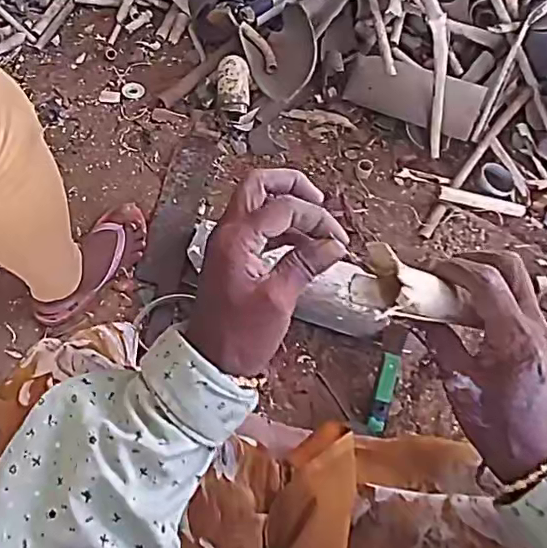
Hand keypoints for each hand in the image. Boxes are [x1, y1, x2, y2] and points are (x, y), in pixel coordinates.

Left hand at [187, 170, 349, 377]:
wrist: (210, 362)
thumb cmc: (238, 337)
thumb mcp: (278, 300)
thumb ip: (305, 264)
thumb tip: (333, 245)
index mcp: (237, 239)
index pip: (282, 207)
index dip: (314, 217)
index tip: (336, 237)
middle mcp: (228, 233)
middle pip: (258, 185)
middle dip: (292, 185)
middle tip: (320, 201)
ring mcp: (227, 243)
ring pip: (257, 203)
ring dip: (288, 206)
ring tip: (318, 227)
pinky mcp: (232, 256)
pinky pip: (258, 227)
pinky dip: (281, 227)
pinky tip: (304, 244)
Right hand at [420, 252, 546, 483]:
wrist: (531, 453)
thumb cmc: (495, 424)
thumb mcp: (458, 382)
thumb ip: (438, 341)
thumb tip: (414, 316)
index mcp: (513, 336)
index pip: (486, 280)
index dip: (454, 268)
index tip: (429, 270)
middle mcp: (533, 325)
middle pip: (510, 265)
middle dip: (474, 259)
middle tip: (443, 271)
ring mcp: (540, 328)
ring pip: (518, 277)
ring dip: (485, 272)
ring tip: (453, 286)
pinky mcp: (538, 335)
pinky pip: (519, 296)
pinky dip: (494, 290)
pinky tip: (469, 306)